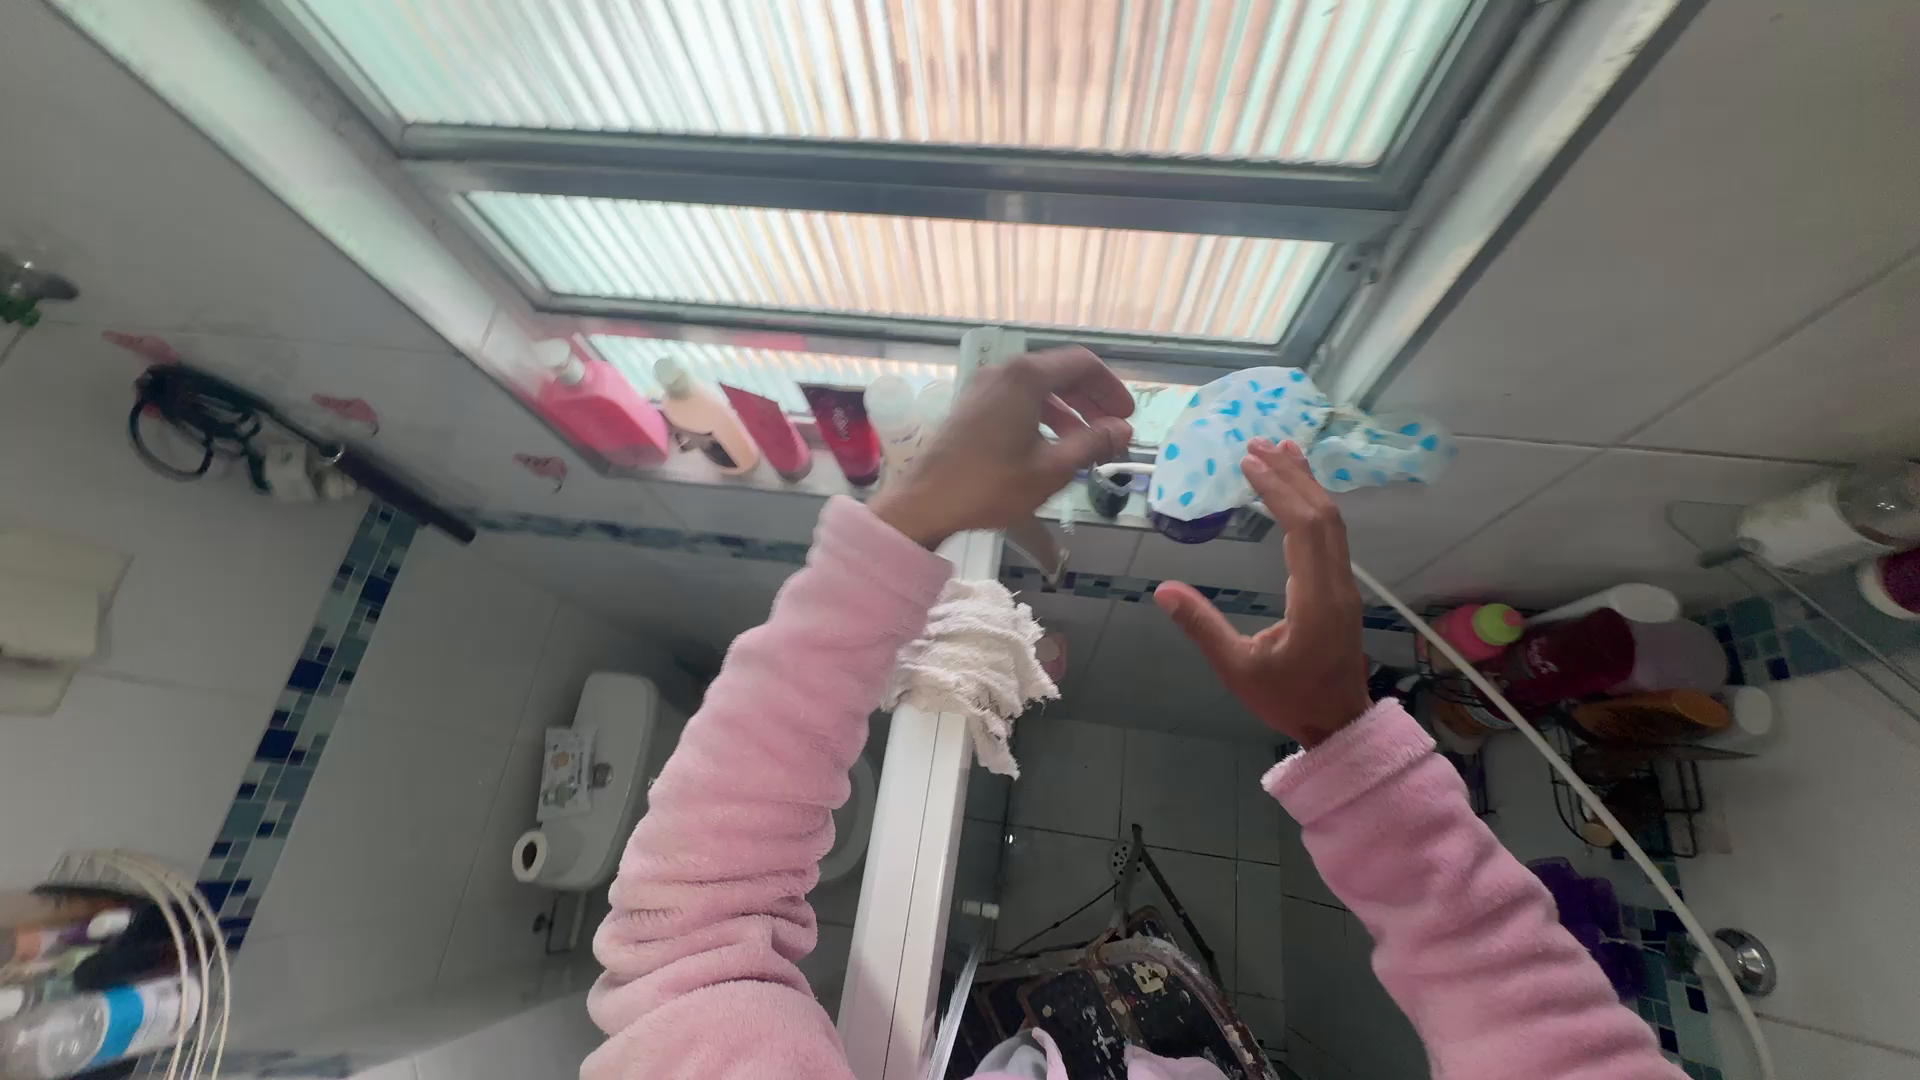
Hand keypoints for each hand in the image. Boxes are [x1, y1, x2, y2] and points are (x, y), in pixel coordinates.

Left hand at [871, 346, 1133, 546]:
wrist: (926, 501)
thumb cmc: (992, 485)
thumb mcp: (1053, 468)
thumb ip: (1094, 444)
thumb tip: (1123, 431)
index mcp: (1026, 376)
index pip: (1083, 365)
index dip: (1111, 389)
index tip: (1126, 417)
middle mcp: (1003, 371)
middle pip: (1059, 374)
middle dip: (1091, 402)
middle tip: (1111, 431)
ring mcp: (982, 388)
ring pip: (1037, 390)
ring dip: (1066, 412)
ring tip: (1083, 445)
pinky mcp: (970, 408)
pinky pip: (1016, 401)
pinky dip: (1040, 417)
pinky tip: (1047, 448)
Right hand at [1154, 439, 1371, 747]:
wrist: (1338, 723)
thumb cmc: (1287, 699)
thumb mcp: (1237, 669)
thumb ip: (1202, 628)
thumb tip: (1163, 591)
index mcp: (1315, 600)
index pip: (1304, 528)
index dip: (1278, 490)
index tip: (1248, 461)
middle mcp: (1337, 584)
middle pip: (1323, 514)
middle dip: (1291, 474)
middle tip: (1257, 442)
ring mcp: (1343, 585)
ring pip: (1332, 521)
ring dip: (1305, 483)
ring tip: (1280, 449)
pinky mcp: (1340, 588)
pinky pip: (1331, 534)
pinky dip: (1313, 504)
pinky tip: (1298, 491)